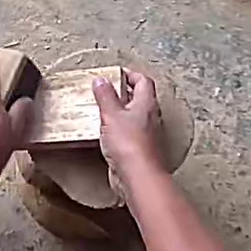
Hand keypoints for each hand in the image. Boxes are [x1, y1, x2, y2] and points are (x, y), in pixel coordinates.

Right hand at [94, 70, 166, 199]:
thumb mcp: (111, 114)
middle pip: (140, 98)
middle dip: (124, 92)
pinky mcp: (139, 149)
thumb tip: (101, 80)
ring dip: (120, 111)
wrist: (137, 176)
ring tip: (103, 109)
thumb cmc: (129, 144)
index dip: (130, 75)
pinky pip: (130, 133)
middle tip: (107, 90)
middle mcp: (150, 117)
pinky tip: (106, 132)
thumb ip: (105, 96)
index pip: (143, 81)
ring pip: (135, 116)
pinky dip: (119, 128)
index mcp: (146, 103)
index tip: (115, 74)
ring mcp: (146, 134)